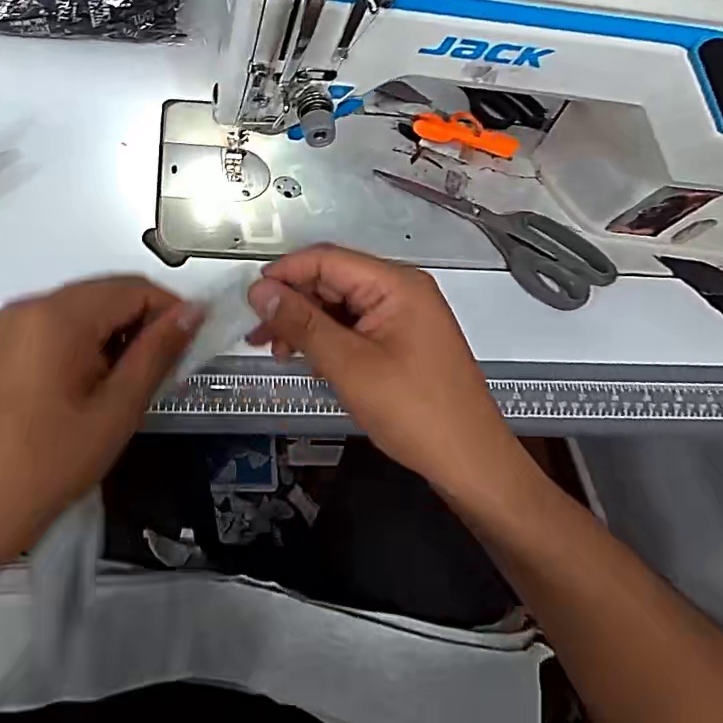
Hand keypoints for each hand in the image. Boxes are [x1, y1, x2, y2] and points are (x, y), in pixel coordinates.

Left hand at [0, 276, 199, 666]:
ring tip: (129, 386)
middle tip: (166, 370)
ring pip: (81, 313)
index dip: (172, 311)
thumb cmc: (41, 469)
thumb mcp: (114, 412)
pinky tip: (91, 389)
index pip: (134, 287)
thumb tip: (192, 312)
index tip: (193, 347)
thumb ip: (157, 353)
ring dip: (115, 337)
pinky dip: (84, 347)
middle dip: (143, 324)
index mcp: (58, 314)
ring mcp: (7, 327)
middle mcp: (29, 306)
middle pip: (105, 294)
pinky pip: (54, 330)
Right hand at [247, 245, 521, 492]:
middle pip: (333, 280)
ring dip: (307, 323)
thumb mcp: (348, 365)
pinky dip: (328, 338)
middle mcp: (402, 290)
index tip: (252, 298)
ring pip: (340, 304)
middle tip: (259, 331)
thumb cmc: (417, 412)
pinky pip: (355, 325)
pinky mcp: (403, 338)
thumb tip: (262, 292)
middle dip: (293, 303)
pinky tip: (309, 358)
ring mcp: (404, 314)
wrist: (470, 462)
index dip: (284, 274)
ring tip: (277, 349)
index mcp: (396, 284)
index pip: (326, 259)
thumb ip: (301, 323)